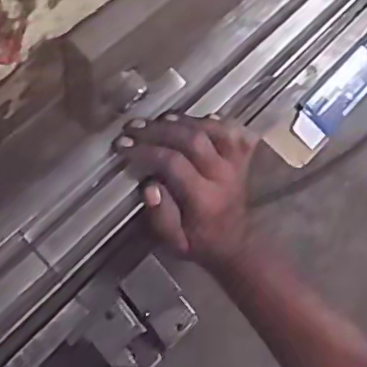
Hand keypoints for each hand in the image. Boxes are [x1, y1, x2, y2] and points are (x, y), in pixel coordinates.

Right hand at [116, 113, 257, 267]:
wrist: (237, 246)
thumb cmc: (200, 243)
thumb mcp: (175, 243)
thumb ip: (161, 217)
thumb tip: (149, 186)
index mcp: (204, 199)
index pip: (172, 162)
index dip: (145, 150)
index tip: (122, 146)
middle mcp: (223, 176)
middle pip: (192, 139)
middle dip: (158, 130)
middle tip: (132, 128)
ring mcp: (237, 164)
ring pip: (213, 129)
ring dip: (184, 120)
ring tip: (157, 120)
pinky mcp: (244, 158)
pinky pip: (233, 130)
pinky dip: (213, 121)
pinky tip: (192, 120)